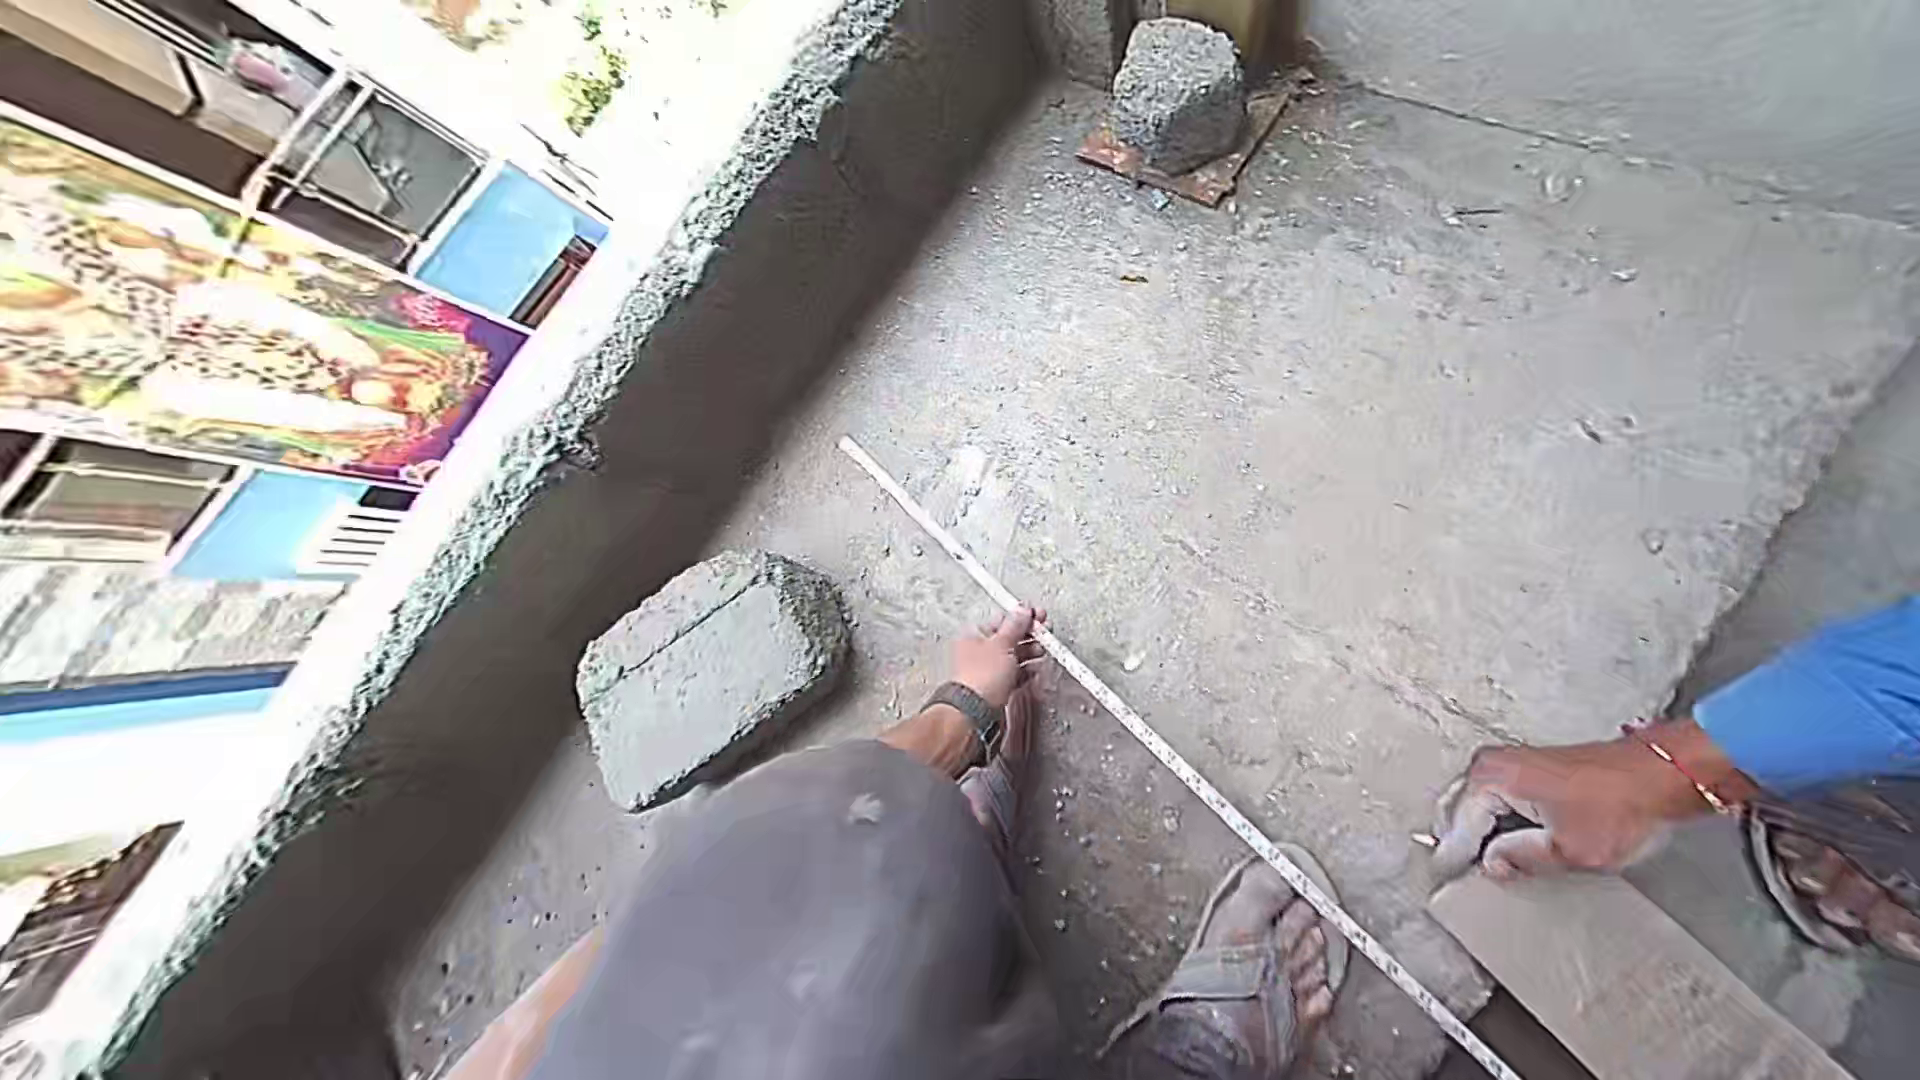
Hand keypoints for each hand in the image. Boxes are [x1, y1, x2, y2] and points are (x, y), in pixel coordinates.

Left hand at [948, 605, 1046, 707]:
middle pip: (1009, 637)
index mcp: (974, 634)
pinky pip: (1014, 674)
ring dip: (1029, 651)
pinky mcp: (995, 687)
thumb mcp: (1002, 644)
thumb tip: (1022, 610)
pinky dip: (1025, 671)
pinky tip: (1034, 669)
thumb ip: (1015, 625)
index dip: (1021, 616)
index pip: (1002, 619)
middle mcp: (978, 651)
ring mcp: (987, 670)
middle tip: (1044, 632)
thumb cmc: (980, 677)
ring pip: (1013, 656)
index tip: (1037, 615)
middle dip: (1029, 634)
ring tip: (1042, 650)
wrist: (975, 712)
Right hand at [1431, 719, 1753, 881]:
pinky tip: (1503, 834)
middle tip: (1463, 868)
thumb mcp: (1572, 849)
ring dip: (1474, 826)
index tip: (1445, 874)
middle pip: (1457, 808)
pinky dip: (1489, 814)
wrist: (1657, 774)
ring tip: (1484, 856)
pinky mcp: (1518, 763)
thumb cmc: (1620, 806)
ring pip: (1471, 799)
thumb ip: (1522, 858)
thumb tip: (1491, 865)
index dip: (1456, 854)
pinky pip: (1488, 792)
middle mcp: (1485, 763)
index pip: (1460, 824)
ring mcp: (1500, 759)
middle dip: (1460, 837)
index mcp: (1488, 779)